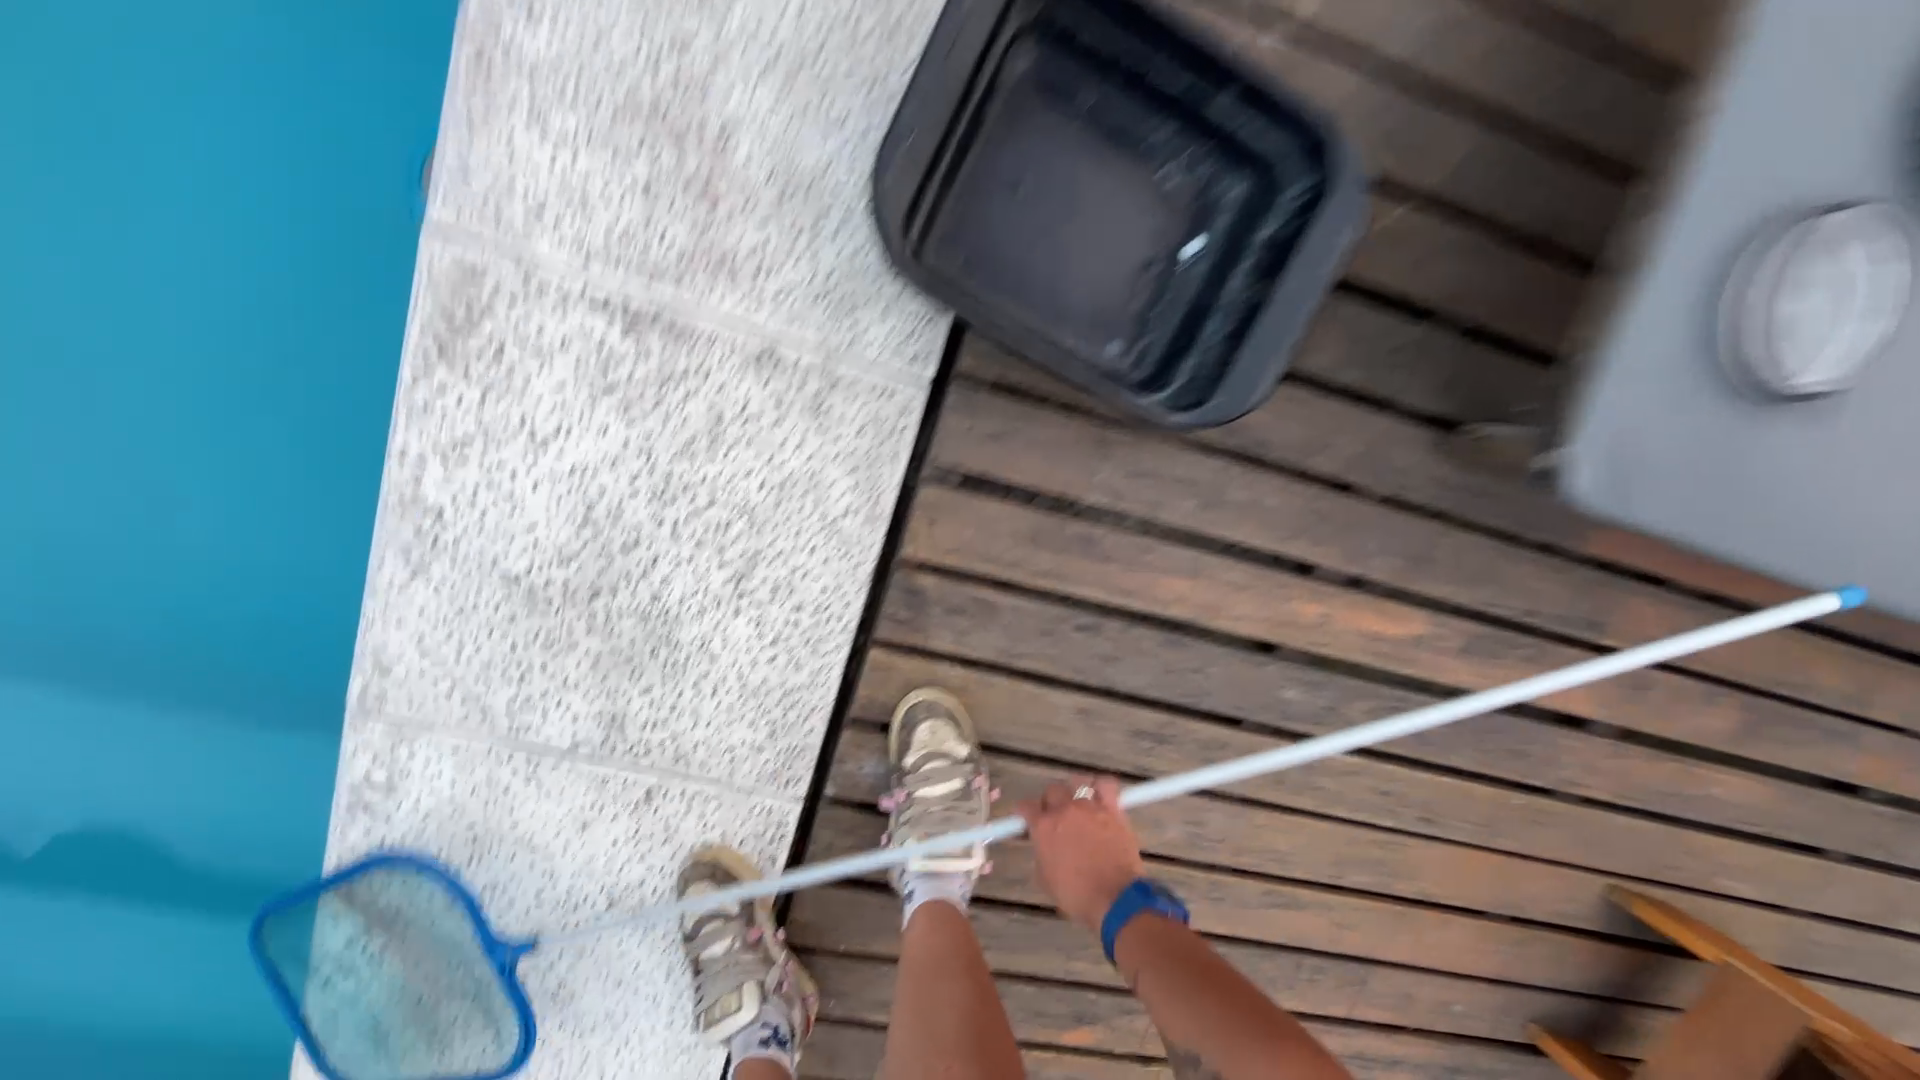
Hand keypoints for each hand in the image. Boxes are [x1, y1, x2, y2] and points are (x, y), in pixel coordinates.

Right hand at [1018, 776, 1145, 932]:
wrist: (1114, 898)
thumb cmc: (1076, 895)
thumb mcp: (1045, 878)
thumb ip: (1042, 853)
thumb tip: (1045, 845)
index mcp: (1043, 827)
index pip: (1025, 806)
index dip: (1024, 812)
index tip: (1026, 817)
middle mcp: (1064, 810)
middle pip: (1052, 790)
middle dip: (1050, 801)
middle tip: (1055, 815)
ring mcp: (1089, 807)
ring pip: (1078, 782)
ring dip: (1075, 791)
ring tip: (1079, 804)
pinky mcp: (1113, 809)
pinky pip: (1106, 785)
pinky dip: (1102, 787)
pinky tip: (1101, 796)